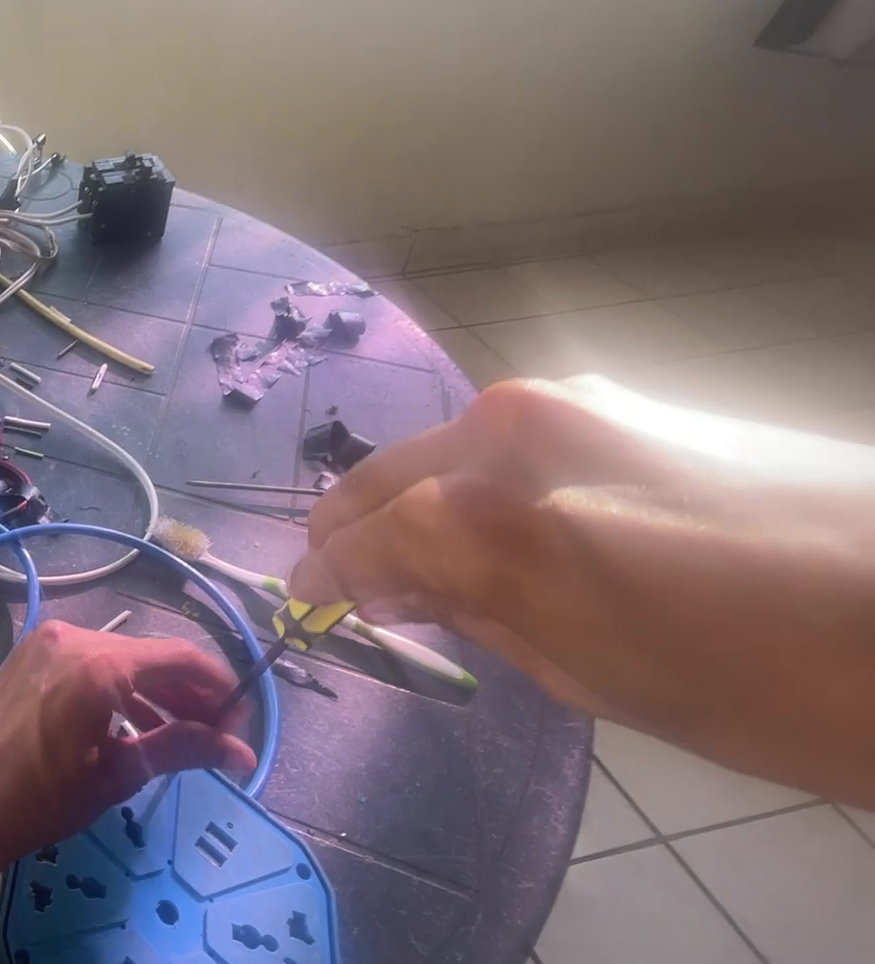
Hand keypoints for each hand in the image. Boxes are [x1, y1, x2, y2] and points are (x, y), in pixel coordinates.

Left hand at [0, 620, 254, 888]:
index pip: (178, 657)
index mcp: (97, 664)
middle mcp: (72, 637)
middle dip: (188, 692)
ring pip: (119, 657)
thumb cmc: (41, 798)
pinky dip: (117, 687)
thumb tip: (240, 752)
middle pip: (149, 655)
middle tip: (217, 733)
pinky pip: (88, 661)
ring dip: (154, 691)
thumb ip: (180, 749)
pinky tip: (134, 725)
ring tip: (182, 734)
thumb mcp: (117, 775)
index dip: (218, 687)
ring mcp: (46, 641)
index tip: (240, 721)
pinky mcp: (31, 653)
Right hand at [290, 377, 874, 804]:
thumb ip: (467, 615)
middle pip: (375, 479)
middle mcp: (495, 435)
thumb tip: (391, 590)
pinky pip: (494, 440)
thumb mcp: (591, 676)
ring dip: (407, 503)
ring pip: (431, 453)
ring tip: (424, 558)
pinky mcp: (606, 393)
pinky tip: (498, 521)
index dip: (323, 581)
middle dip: (347, 532)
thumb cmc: (771, 683)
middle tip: (346, 580)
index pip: (356, 544)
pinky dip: (468, 481)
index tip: (307, 603)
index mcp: (479, 518)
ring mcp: (552, 402)